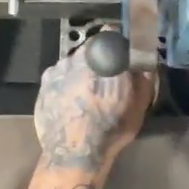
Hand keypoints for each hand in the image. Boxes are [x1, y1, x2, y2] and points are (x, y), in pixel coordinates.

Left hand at [34, 42, 153, 172]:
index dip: (117, 42)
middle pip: (90, 48)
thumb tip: (144, 64)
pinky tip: (71, 100)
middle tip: (105, 77)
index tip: (121, 54)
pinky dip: (66, 82)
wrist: (73, 154)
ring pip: (73, 61)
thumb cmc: (110, 129)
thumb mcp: (138, 106)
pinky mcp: (44, 83)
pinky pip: (59, 76)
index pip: (110, 33)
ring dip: (81, 70)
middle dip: (98, 58)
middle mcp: (78, 56)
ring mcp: (57, 69)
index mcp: (103, 56)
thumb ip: (143, 78)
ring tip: (87, 93)